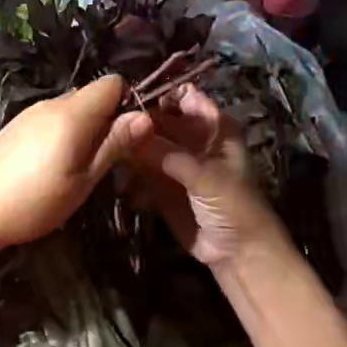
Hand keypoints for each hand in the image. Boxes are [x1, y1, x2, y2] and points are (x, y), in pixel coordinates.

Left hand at [0, 75, 149, 254]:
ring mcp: (27, 114)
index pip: (112, 83)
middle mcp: (49, 104)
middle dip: (106, 119)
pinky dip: (60, 134)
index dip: (128, 102)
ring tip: (79, 167)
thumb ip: (114, 146)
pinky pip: (48, 120)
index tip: (130, 135)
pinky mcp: (13, 127)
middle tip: (109, 158)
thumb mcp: (83, 180)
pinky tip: (51, 166)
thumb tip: (146, 117)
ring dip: (83, 129)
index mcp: (72, 113)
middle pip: (90, 96)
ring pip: (69, 109)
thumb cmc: (35, 201)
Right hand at [126, 84, 288, 269]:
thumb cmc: (233, 207)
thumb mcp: (204, 177)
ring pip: (143, 144)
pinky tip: (124, 187)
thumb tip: (130, 133)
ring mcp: (173, 161)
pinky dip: (128, 176)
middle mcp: (191, 138)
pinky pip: (137, 170)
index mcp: (212, 127)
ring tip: (111, 159)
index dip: (157, 93)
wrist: (238, 253)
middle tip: (108, 128)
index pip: (183, 96)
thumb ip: (167, 153)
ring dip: (127, 151)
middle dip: (135, 123)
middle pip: (157, 119)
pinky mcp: (159, 183)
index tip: (126, 97)